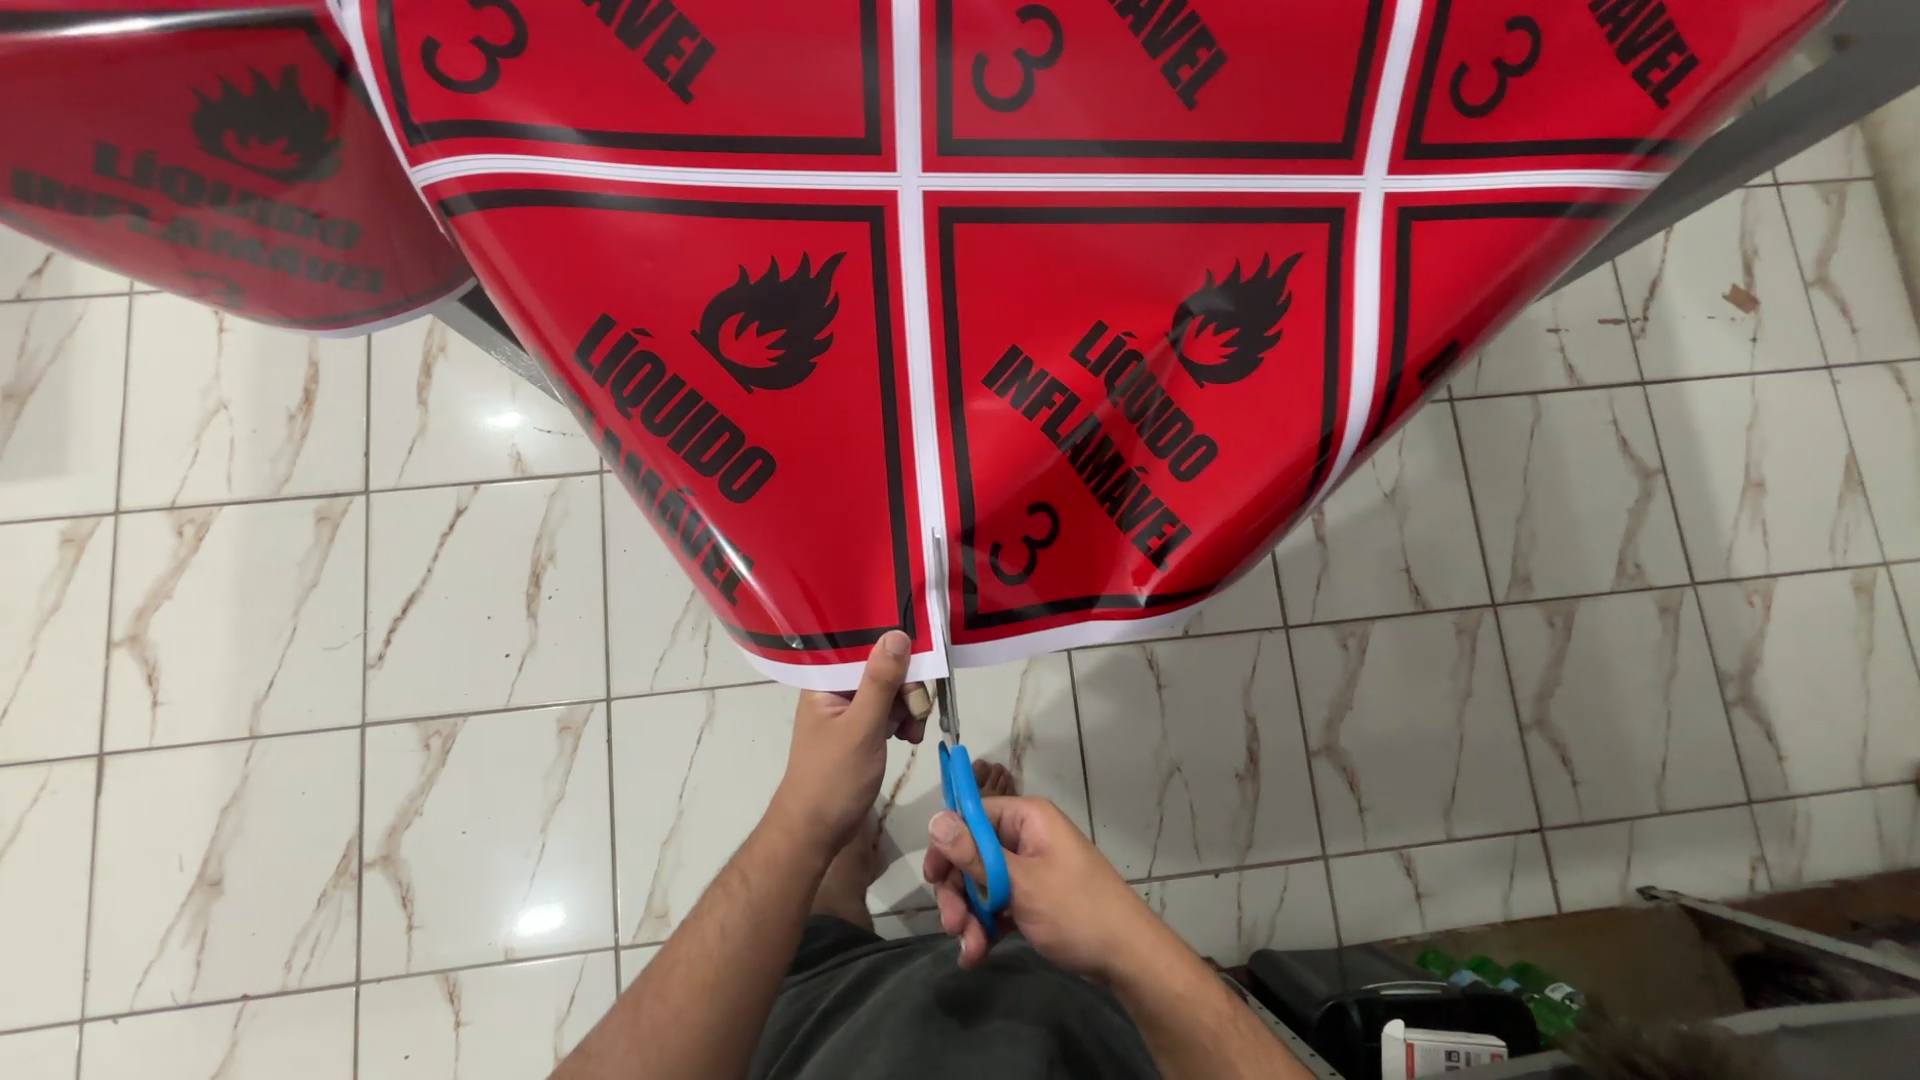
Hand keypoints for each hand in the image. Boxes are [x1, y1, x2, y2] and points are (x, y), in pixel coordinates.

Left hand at [770, 630, 920, 857]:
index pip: (863, 647)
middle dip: (906, 686)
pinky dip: (903, 721)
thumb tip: (898, 634)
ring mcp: (848, 711)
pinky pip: (888, 712)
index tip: (921, 662)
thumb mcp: (862, 726)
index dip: (893, 651)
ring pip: (889, 691)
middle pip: (881, 668)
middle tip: (918, 711)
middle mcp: (835, 690)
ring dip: (909, 707)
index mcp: (824, 681)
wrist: (816, 832)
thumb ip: (881, 680)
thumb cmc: (833, 778)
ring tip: (913, 733)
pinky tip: (910, 738)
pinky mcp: (860, 730)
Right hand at [922, 795, 1157, 979]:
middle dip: (958, 892)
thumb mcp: (1020, 883)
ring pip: (982, 884)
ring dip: (969, 916)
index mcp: (1028, 818)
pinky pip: (998, 905)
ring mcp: (1030, 869)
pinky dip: (985, 927)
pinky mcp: (1033, 899)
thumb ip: (974, 854)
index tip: (932, 875)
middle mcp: (1027, 837)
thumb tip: (935, 819)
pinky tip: (975, 955)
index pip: (973, 816)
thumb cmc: (1075, 910)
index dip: (948, 843)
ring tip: (969, 949)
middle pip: (973, 854)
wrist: (1127, 958)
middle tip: (951, 924)